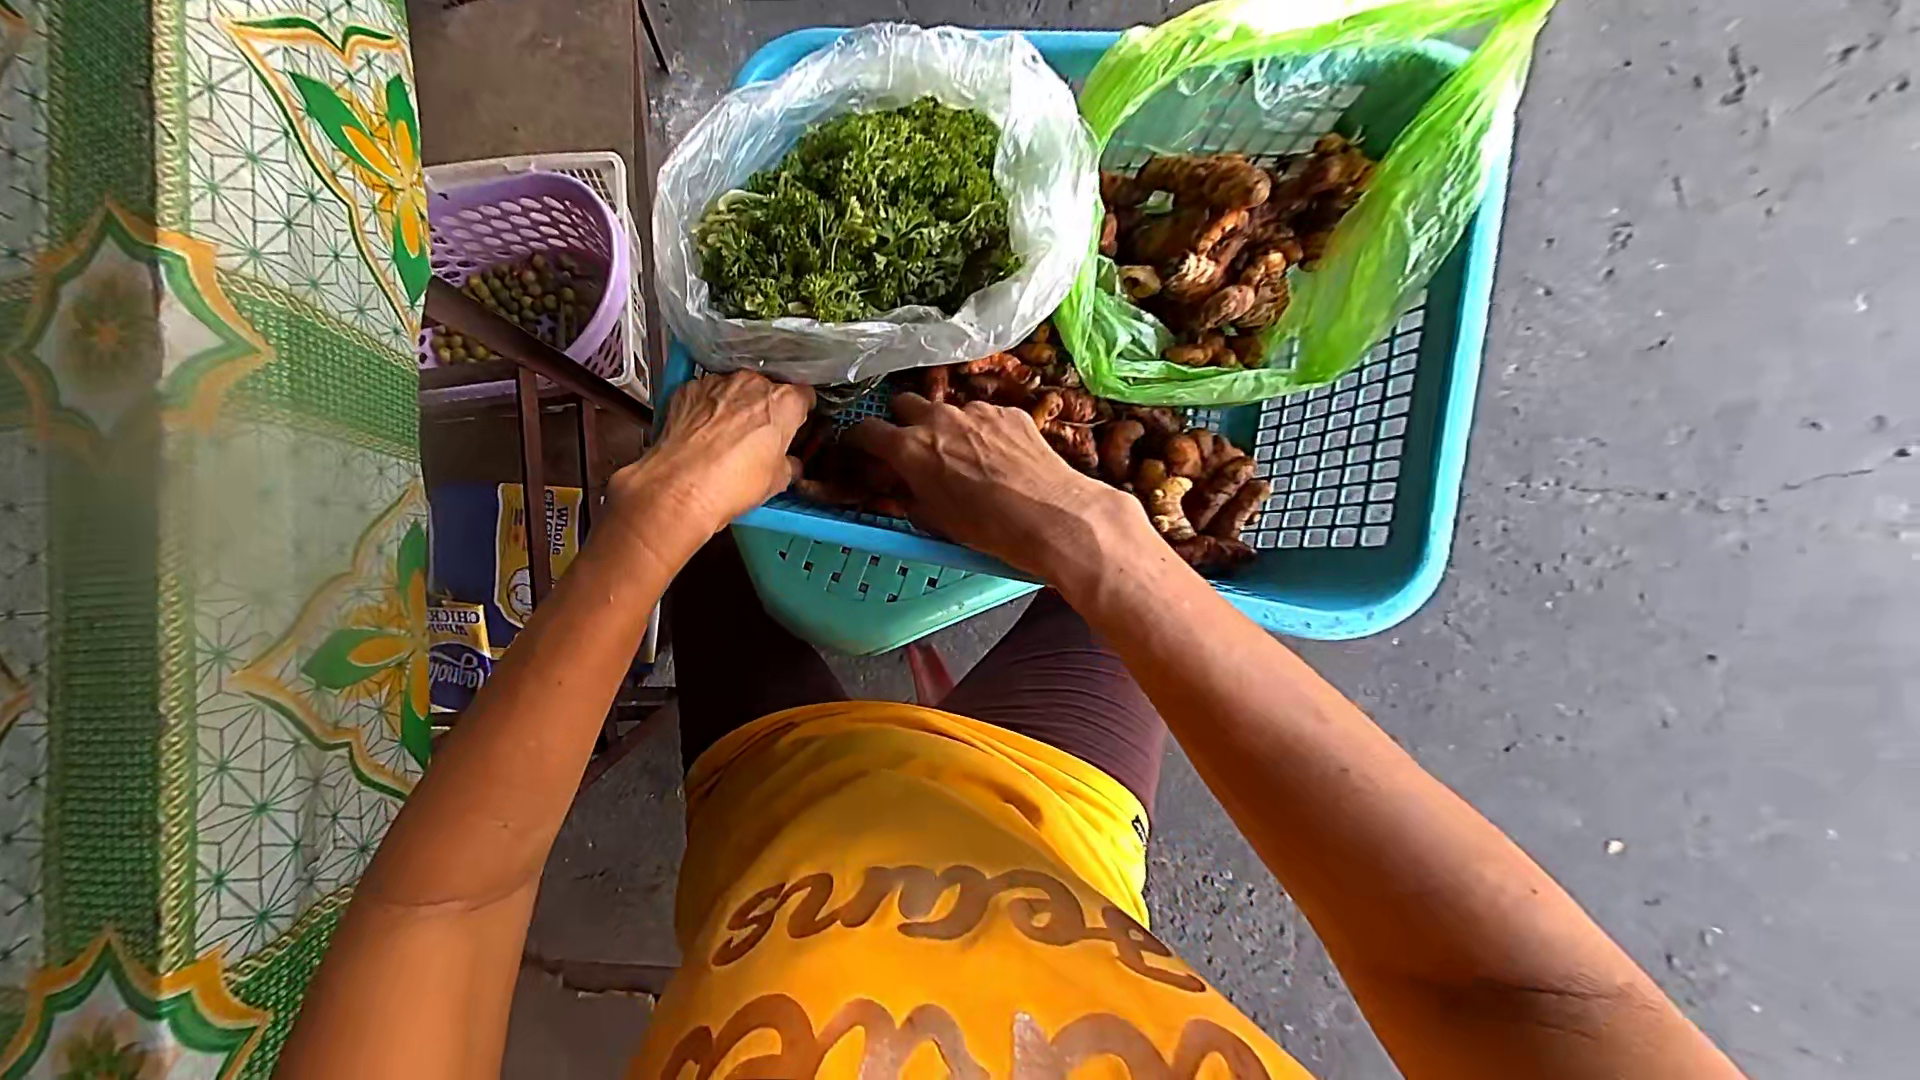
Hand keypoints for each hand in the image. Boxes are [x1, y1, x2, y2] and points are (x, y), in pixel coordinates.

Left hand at [606, 371, 813, 548]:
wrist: (681, 488)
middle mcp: (752, 384)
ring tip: (728, 437)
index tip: (796, 423)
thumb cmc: (733, 483)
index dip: (801, 411)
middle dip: (766, 408)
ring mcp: (717, 384)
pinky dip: (707, 408)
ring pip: (735, 389)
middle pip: (767, 389)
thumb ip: (789, 464)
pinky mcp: (687, 390)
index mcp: (783, 403)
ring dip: (736, 406)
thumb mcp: (778, 481)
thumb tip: (789, 464)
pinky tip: (704, 433)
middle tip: (761, 436)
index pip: (803, 395)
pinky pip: (705, 394)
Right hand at [845, 393, 1150, 582]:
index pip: (866, 431)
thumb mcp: (936, 520)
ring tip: (965, 458)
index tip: (860, 449)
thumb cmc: (988, 529)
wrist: (1053, 516)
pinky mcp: (1008, 412)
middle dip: (902, 424)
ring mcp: (976, 411)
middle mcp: (939, 420)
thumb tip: (904, 485)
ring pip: (947, 410)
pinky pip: (983, 416)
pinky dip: (981, 431)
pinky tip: (999, 457)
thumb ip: (910, 495)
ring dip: (945, 428)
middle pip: (904, 405)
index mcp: (910, 449)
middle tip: (913, 449)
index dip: (858, 441)